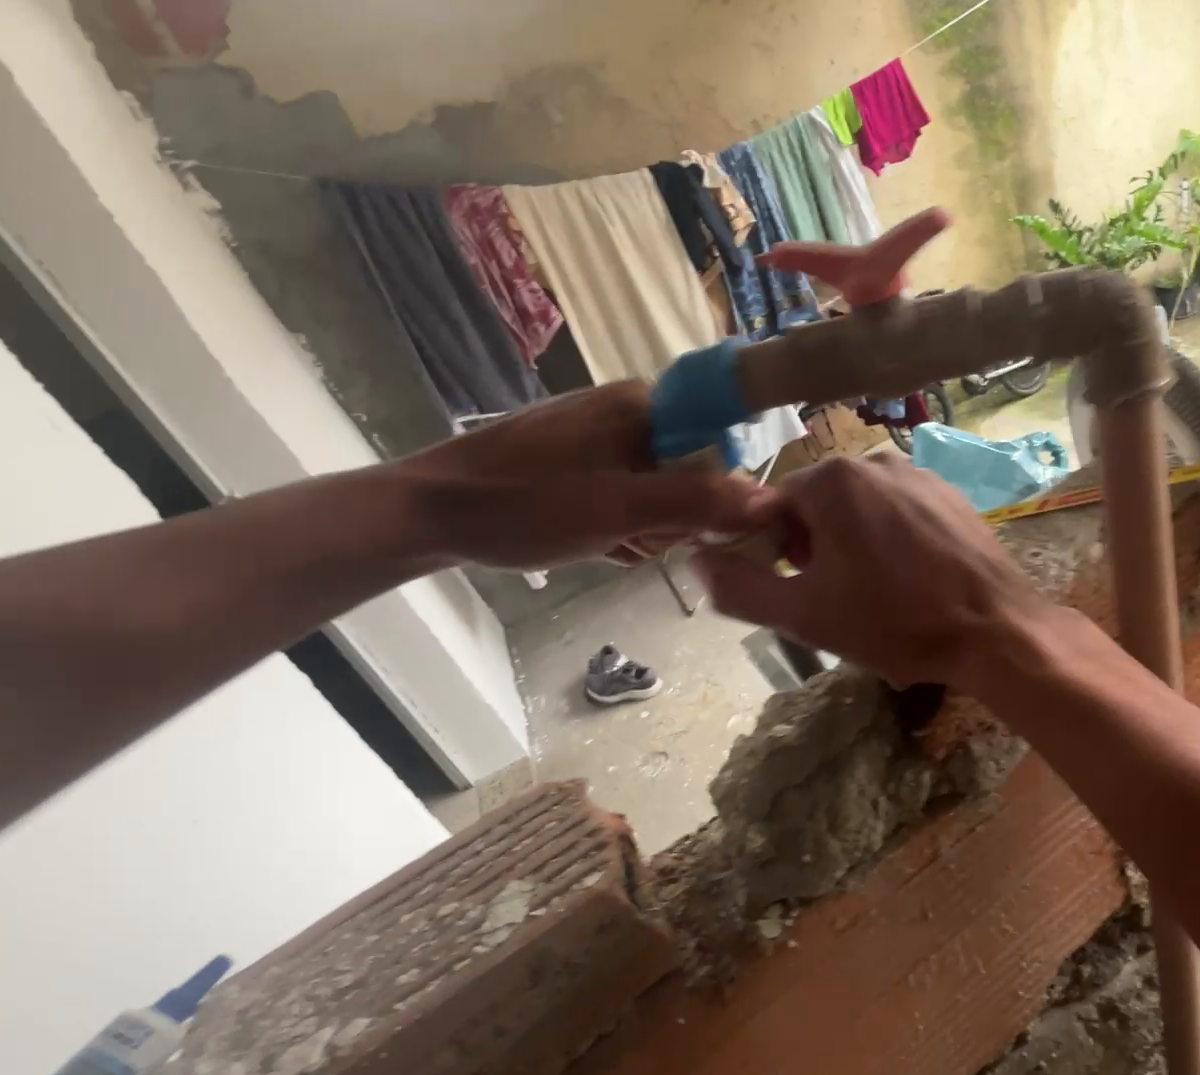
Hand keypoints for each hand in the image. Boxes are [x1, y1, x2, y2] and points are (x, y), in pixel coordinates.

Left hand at [387, 382, 774, 569]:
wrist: (427, 513)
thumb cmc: (524, 506)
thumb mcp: (619, 510)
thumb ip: (698, 502)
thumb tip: (772, 501)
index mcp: (645, 405)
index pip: (725, 443)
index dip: (726, 492)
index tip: (704, 531)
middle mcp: (630, 409)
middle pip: (696, 469)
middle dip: (678, 516)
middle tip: (642, 541)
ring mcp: (603, 433)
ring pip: (664, 487)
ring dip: (650, 525)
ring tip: (613, 544)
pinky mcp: (581, 457)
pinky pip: (632, 491)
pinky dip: (625, 521)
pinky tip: (599, 541)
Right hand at [696, 455, 1053, 687]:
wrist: (994, 630)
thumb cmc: (894, 622)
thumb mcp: (803, 615)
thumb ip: (739, 586)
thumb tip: (696, 557)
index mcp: (835, 478)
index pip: (775, 506)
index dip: (777, 552)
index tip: (800, 590)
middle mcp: (877, 460)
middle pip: (819, 504)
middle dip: (817, 549)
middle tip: (839, 599)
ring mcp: (921, 474)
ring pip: (862, 509)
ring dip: (854, 546)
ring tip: (878, 595)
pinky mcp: (951, 495)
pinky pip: (900, 512)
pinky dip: (893, 541)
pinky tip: (911, 581)